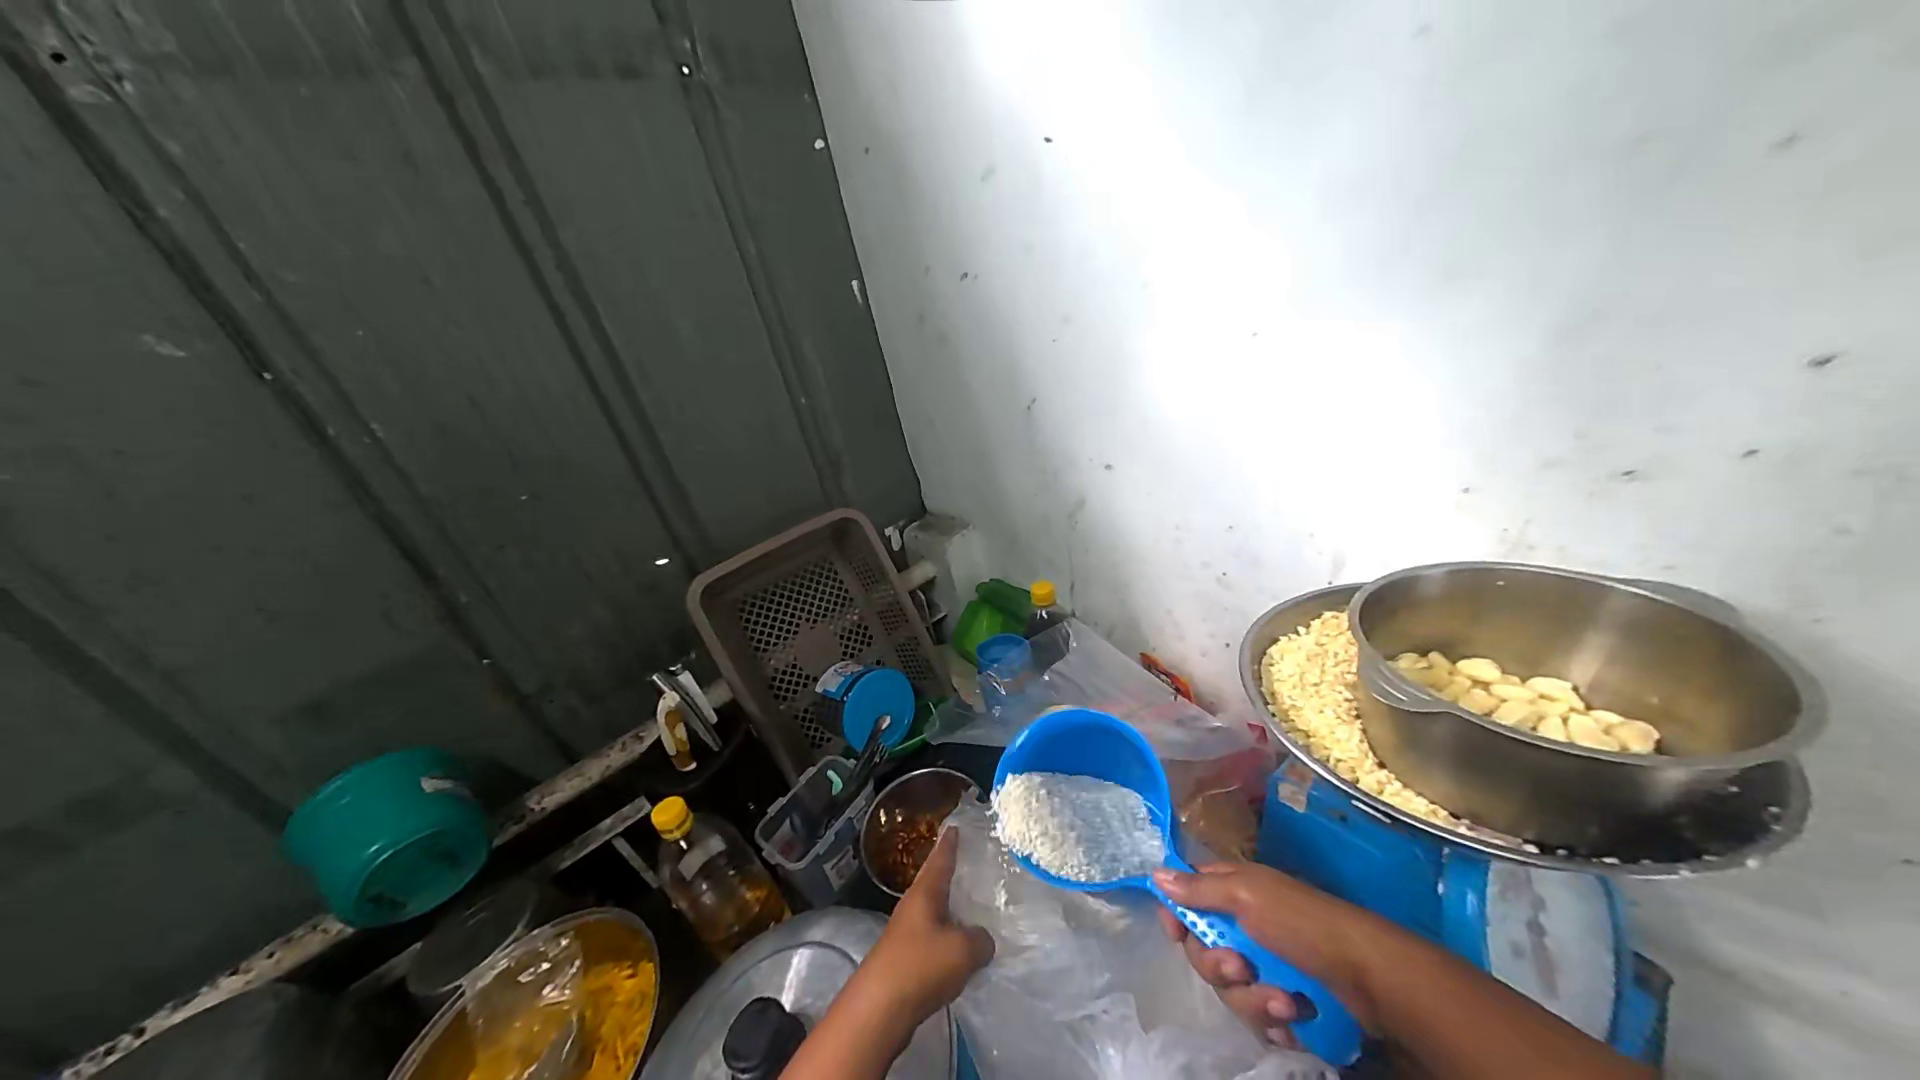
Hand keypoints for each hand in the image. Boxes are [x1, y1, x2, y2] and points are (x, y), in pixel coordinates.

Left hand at [855, 827, 995, 1021]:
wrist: (878, 1011)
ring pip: (935, 914)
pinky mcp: (906, 962)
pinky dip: (949, 940)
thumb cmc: (919, 966)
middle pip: (935, 884)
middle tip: (973, 864)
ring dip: (953, 911)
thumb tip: (982, 940)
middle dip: (951, 874)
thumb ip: (981, 940)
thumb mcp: (962, 950)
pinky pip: (934, 941)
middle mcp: (913, 908)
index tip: (955, 826)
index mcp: (924, 894)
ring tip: (976, 908)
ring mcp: (907, 935)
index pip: (940, 859)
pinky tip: (963, 950)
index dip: (950, 843)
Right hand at [1152, 862, 1380, 1045]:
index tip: (1177, 934)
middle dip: (1220, 967)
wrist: (1371, 979)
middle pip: (1202, 950)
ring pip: (1228, 990)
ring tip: (1288, 1004)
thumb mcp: (1249, 896)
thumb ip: (1201, 890)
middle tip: (1243, 968)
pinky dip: (1274, 1023)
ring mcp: (1263, 965)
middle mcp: (1243, 925)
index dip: (1177, 915)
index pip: (1187, 897)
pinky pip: (1256, 1018)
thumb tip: (1156, 875)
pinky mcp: (1283, 1002)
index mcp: (1234, 891)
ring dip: (1254, 1001)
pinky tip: (1295, 1021)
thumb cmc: (1304, 925)